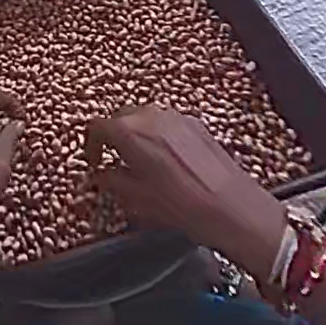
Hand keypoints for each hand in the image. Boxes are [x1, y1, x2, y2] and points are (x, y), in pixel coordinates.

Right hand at [86, 107, 285, 277]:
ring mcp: (175, 117)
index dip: (91, 144)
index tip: (93, 160)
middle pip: (120, 118)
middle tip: (112, 160)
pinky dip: (158, 136)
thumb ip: (112, 180)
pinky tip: (166, 161)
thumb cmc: (184, 206)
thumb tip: (103, 174)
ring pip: (144, 118)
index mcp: (130, 131)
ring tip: (139, 161)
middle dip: (113, 137)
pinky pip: (166, 123)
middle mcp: (150, 116)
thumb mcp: (137, 199)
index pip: (97, 127)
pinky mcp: (195, 123)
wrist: (234, 208)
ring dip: (136, 134)